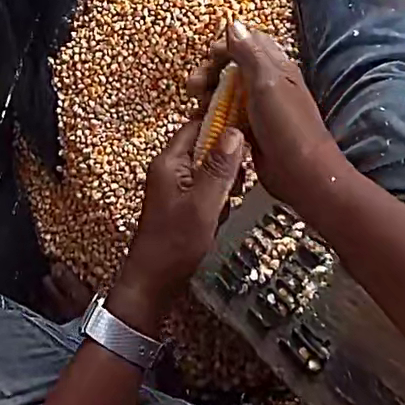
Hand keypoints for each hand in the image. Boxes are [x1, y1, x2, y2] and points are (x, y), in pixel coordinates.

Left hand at [111, 118, 245, 332]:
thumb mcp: (203, 204)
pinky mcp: (182, 202)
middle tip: (236, 184)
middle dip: (227, 162)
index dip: (223, 122)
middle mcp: (170, 167)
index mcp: (169, 161)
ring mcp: (175, 185)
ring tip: (225, 205)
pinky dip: (218, 200)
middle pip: (206, 146)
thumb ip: (219, 168)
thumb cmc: (175, 243)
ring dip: (225, 184)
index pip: (198, 125)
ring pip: (211, 169)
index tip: (251, 128)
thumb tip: (235, 131)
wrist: (153, 282)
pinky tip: (220, 216)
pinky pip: (207, 189)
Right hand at [189, 21, 348, 213]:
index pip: (248, 41)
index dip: (226, 45)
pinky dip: (213, 112)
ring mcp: (258, 107)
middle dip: (210, 70)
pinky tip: (202, 119)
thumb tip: (233, 24)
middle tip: (195, 85)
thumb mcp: (266, 83)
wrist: (301, 174)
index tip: (210, 58)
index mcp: (277, 66)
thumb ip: (248, 53)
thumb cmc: (287, 126)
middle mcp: (268, 83)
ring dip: (207, 92)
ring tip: (195, 103)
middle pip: (232, 65)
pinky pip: (226, 112)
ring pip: (226, 89)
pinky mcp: (250, 128)